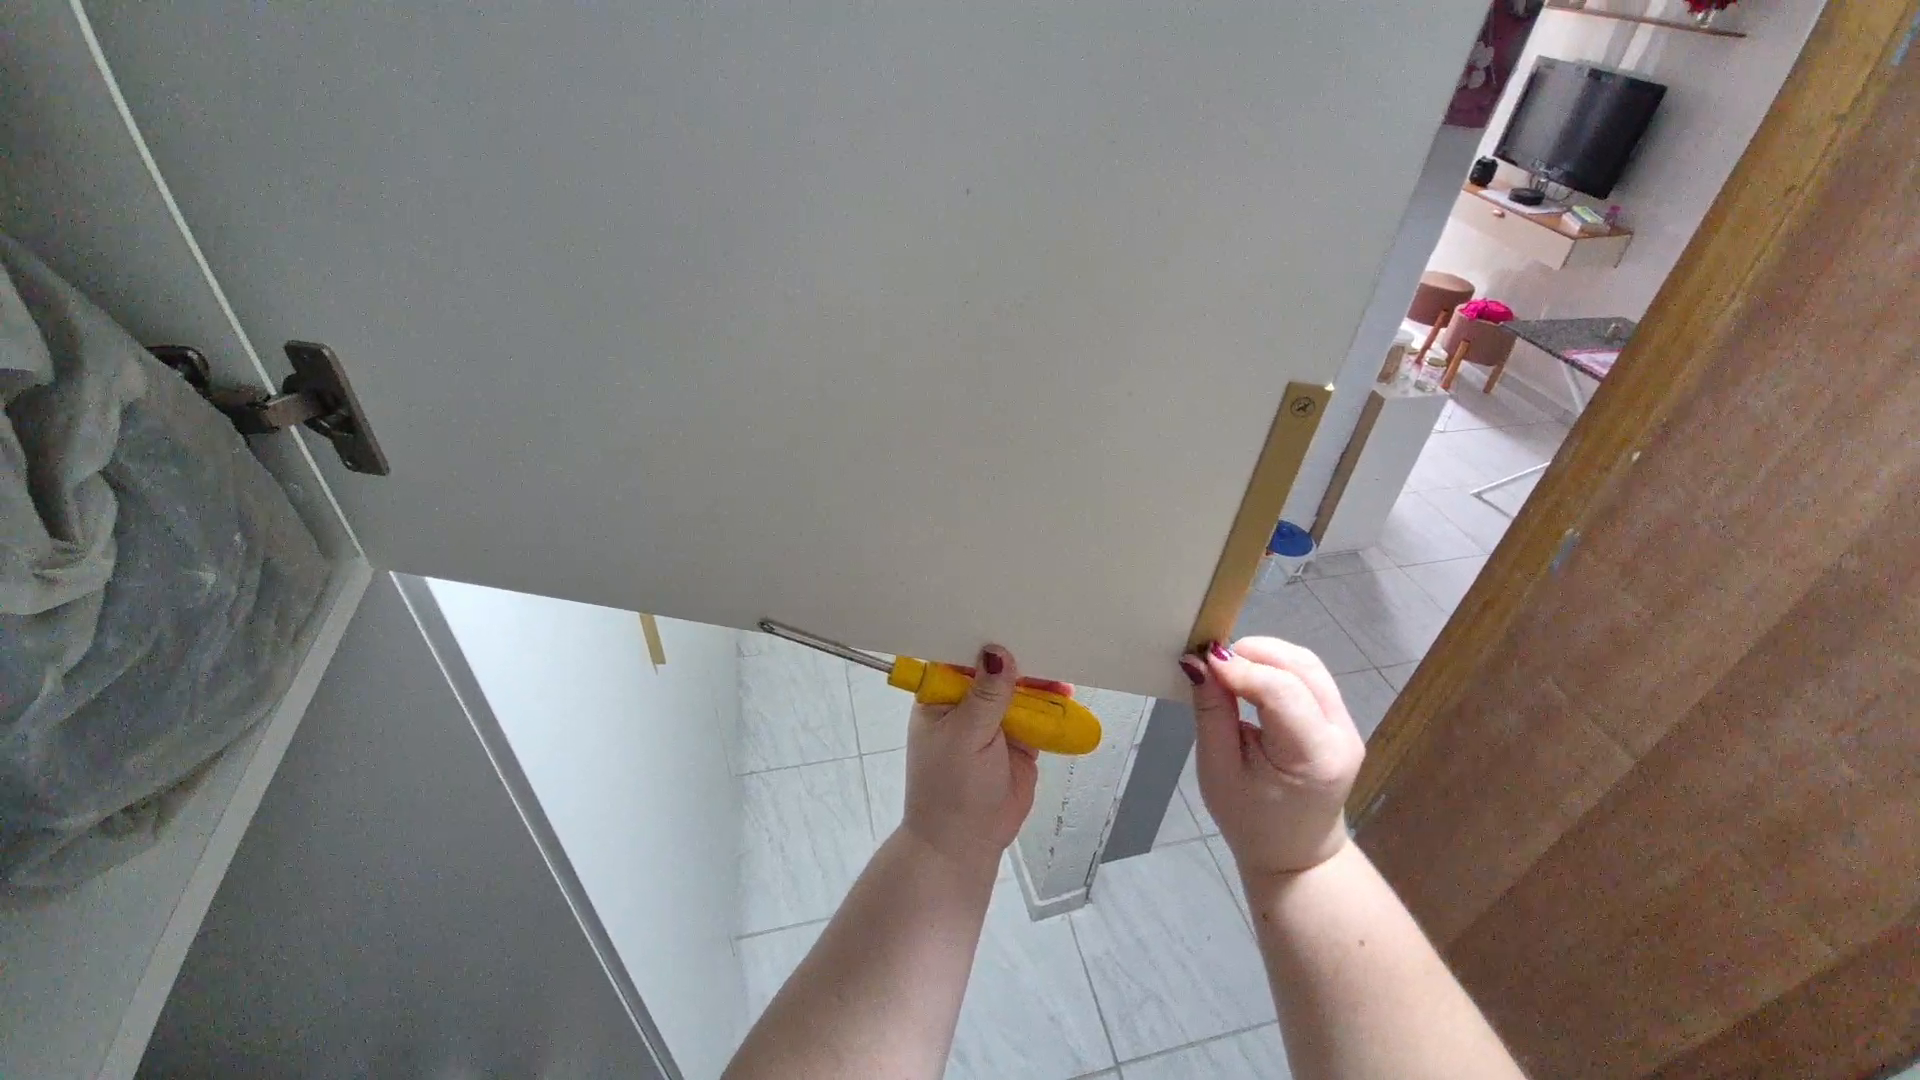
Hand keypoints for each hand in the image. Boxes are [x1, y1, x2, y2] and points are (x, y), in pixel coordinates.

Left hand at [900, 645, 1047, 870]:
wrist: (966, 844)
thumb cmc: (951, 788)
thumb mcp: (966, 736)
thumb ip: (987, 695)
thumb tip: (998, 652)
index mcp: (940, 696)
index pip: (962, 657)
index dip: (985, 639)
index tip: (1011, 617)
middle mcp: (967, 703)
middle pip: (997, 671)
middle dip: (1021, 659)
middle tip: (1048, 639)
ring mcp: (994, 721)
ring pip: (1021, 691)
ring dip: (1041, 683)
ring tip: (1063, 670)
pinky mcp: (1019, 739)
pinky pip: (1038, 715)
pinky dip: (1053, 707)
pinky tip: (1068, 694)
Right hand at [1180, 637, 1365, 878]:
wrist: (1296, 854)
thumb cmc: (1250, 820)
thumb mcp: (1218, 771)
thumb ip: (1211, 713)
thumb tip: (1198, 663)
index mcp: (1312, 756)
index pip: (1281, 691)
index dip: (1241, 668)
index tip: (1203, 660)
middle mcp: (1340, 734)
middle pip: (1302, 667)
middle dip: (1255, 652)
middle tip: (1214, 661)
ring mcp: (1346, 724)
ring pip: (1309, 665)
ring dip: (1267, 655)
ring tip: (1230, 668)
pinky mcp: (1340, 719)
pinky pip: (1311, 677)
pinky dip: (1277, 667)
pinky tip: (1251, 678)